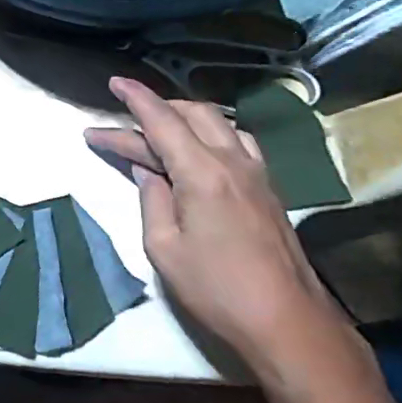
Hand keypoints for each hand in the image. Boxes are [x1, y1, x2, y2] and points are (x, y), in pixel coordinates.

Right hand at [85, 77, 351, 366]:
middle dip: (157, 108)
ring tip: (161, 131)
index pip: (162, 120)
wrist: (287, 321)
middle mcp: (232, 160)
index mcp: (202, 172)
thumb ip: (153, 200)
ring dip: (186, 118)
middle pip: (192, 113)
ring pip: (218, 122)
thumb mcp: (166, 249)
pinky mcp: (269, 187)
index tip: (115, 81)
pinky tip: (203, 150)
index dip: (136, 98)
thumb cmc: (217, 289)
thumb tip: (147, 171)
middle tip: (126, 122)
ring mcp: (256, 171)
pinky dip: (212, 133)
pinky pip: (238, 141)